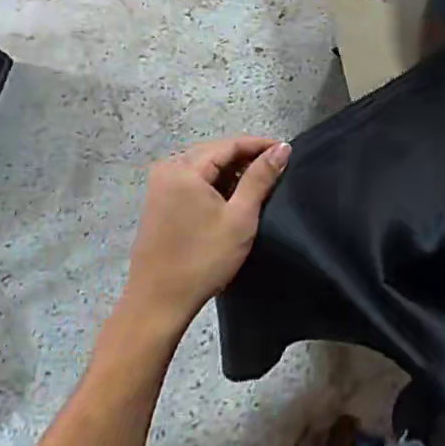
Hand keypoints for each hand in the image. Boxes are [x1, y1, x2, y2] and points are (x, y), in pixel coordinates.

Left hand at [122, 137, 290, 330]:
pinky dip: (214, 182)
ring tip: (258, 181)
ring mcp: (159, 186)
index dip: (260, 145)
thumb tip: (282, 148)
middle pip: (214, 151)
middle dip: (245, 156)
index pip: (229, 144)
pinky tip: (231, 195)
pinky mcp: (158, 202)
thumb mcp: (239, 218)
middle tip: (275, 167)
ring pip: (203, 166)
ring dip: (230, 170)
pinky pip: (191, 179)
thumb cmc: (203, 259)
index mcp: (184, 169)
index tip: (286, 152)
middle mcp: (168, 169)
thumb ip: (260, 178)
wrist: (158, 301)